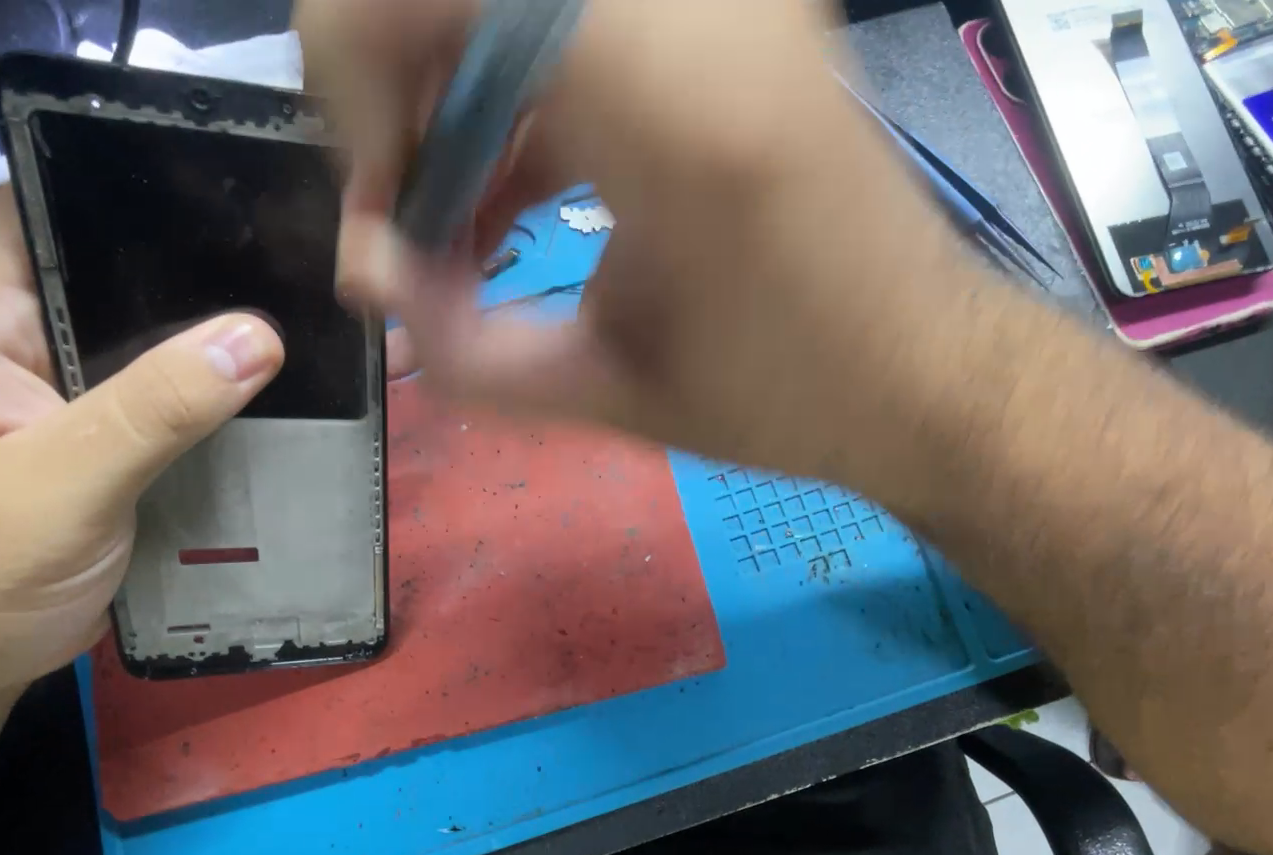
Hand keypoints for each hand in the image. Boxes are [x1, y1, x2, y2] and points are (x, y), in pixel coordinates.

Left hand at [0, 194, 284, 719]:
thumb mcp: (47, 490)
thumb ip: (148, 411)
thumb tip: (259, 336)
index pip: (55, 213)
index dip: (138, 190)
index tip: (246, 196)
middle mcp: (30, 349)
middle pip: (127, 283)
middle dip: (213, 277)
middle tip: (316, 270)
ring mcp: (74, 407)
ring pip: (162, 353)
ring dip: (230, 349)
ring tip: (326, 327)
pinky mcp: (110, 456)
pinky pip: (178, 413)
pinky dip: (227, 408)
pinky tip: (292, 403)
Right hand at [299, 0, 983, 485]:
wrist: (922, 374)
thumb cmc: (785, 397)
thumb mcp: (610, 392)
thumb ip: (464, 351)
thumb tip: (372, 286)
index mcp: (669, 101)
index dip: (350, 69)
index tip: (378, 196)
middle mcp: (705, 11)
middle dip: (402, 86)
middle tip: (406, 209)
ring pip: (522, 6)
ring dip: (458, 95)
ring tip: (453, 222)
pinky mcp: (741, 16)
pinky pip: (576, 23)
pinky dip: (521, 94)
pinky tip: (512, 193)